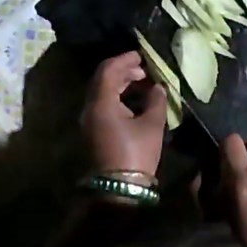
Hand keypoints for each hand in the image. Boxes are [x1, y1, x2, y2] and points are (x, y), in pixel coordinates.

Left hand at [81, 52, 167, 175]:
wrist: (119, 191)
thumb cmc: (136, 154)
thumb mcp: (151, 125)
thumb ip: (156, 100)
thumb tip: (158, 87)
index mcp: (101, 102)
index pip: (108, 69)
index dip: (125, 59)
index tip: (143, 55)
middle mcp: (89, 107)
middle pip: (103, 79)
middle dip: (124, 70)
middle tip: (146, 69)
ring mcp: (89, 120)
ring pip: (102, 92)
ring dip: (121, 84)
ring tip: (144, 83)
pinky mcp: (93, 130)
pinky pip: (103, 104)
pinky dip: (117, 97)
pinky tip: (136, 101)